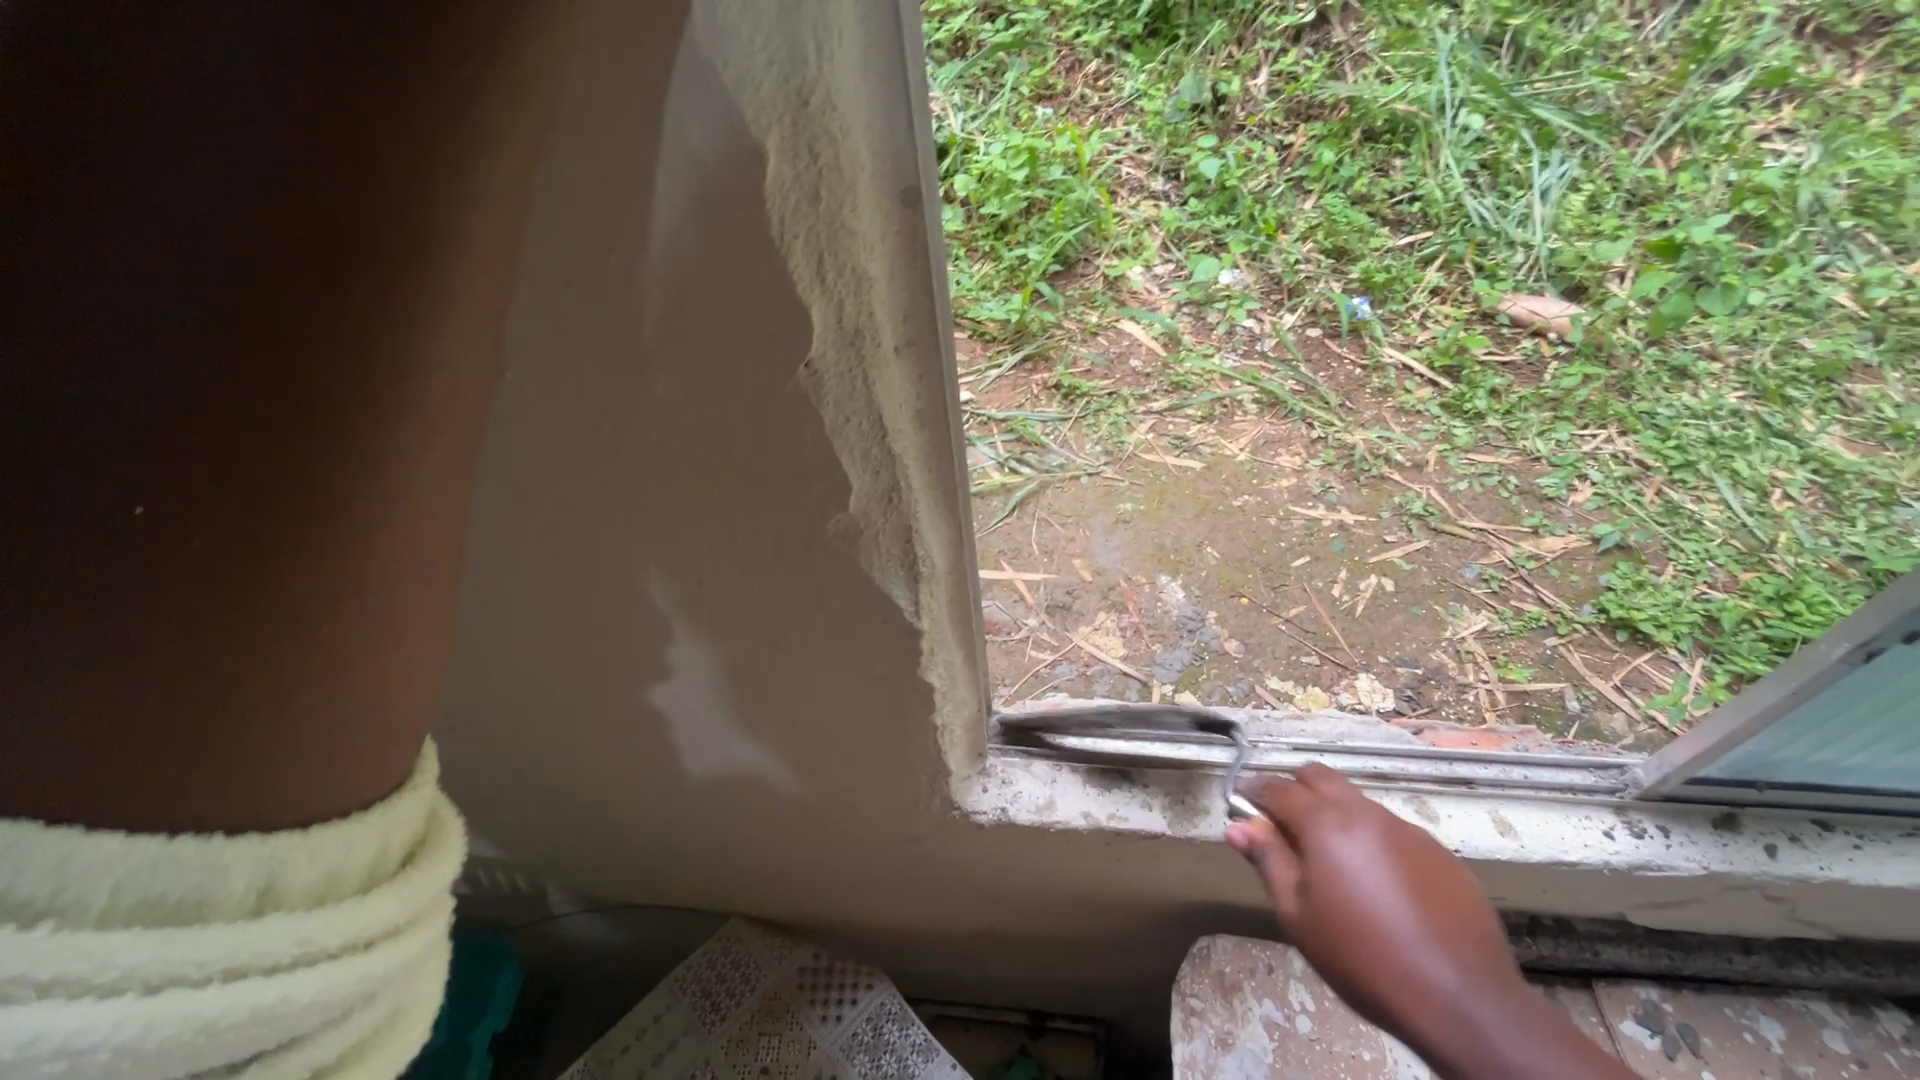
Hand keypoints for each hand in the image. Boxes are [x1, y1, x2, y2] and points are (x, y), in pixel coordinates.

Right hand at [1226, 765, 1636, 1079]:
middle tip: (1281, 827)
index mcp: (1326, 824)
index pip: (1278, 788)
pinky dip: (1370, 840)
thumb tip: (1237, 825)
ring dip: (1333, 815)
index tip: (1240, 799)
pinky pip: (1391, 831)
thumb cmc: (1362, 958)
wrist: (1461, 999)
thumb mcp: (1298, 915)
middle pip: (1320, 777)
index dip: (1254, 790)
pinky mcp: (1440, 853)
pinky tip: (1376, 886)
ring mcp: (1408, 831)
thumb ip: (1268, 860)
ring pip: (1357, 802)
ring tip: (1329, 864)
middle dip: (1294, 789)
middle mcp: (1367, 814)